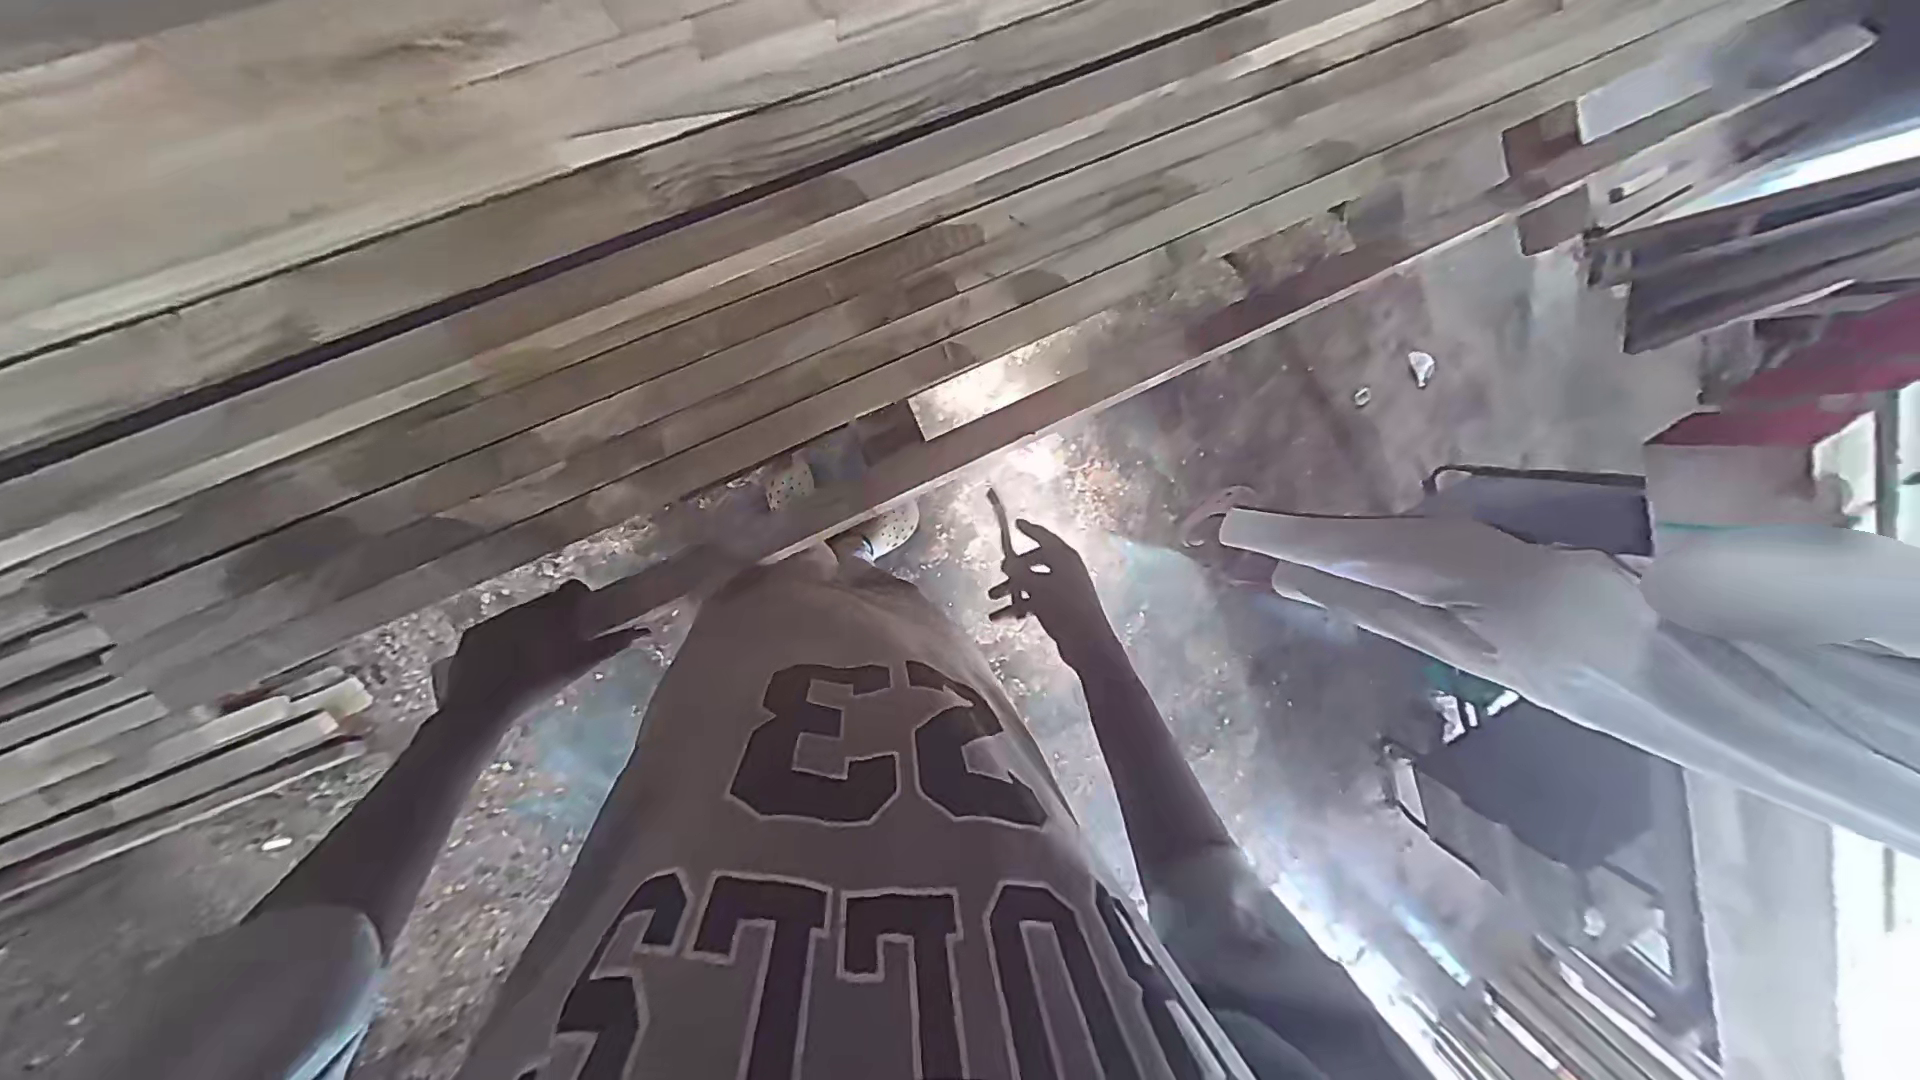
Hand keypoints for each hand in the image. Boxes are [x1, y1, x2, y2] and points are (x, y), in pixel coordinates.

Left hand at [441, 581, 643, 719]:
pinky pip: (495, 629)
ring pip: (521, 615)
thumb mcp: (584, 663)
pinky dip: (503, 640)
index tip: (583, 617)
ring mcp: (498, 618)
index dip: (580, 599)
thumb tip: (646, 630)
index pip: (574, 588)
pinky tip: (505, 662)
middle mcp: (528, 607)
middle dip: (554, 616)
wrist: (485, 701)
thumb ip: (614, 643)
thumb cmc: (543, 680)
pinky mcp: (475, 632)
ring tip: (532, 655)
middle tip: (560, 642)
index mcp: (556, 611)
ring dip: (529, 627)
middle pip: (547, 602)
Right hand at [988, 520, 1120, 669]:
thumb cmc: (1063, 607)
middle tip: (1000, 572)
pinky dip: (1019, 606)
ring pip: (1032, 583)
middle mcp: (1065, 569)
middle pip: (1034, 562)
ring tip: (992, 598)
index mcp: (1064, 557)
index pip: (1044, 537)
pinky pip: (1034, 600)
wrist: (1086, 641)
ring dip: (1012, 590)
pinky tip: (1001, 617)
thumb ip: (1020, 572)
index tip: (1016, 524)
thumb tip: (1007, 563)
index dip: (1030, 530)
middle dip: (1014, 569)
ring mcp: (1062, 589)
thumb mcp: (1037, 586)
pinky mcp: (1060, 607)